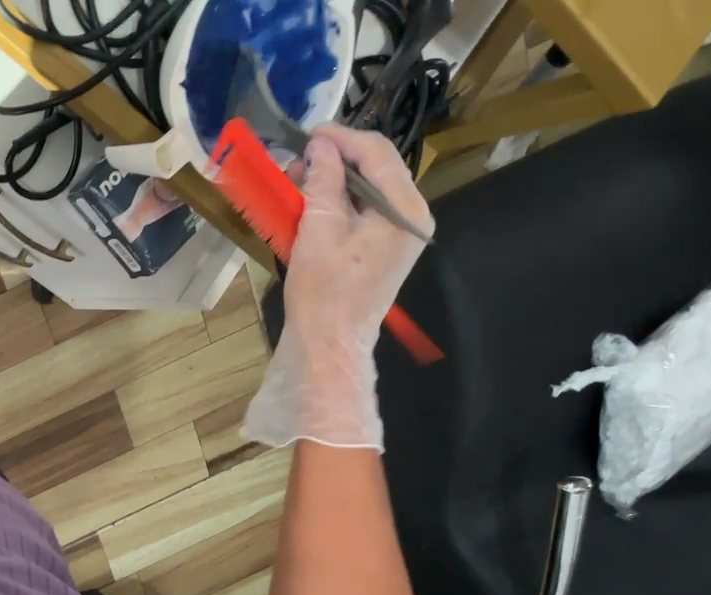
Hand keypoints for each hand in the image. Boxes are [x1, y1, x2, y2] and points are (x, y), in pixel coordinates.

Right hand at [241, 125, 433, 450]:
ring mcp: (403, 236)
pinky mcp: (387, 251)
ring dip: (335, 183)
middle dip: (337, 161)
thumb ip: (323, 182)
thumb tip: (322, 146)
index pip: (377, 154)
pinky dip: (340, 205)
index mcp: (405, 210)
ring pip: (370, 191)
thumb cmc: (323, 293)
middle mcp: (413, 217)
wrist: (329, 345)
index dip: (342, 138)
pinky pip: (366, 214)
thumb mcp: (318, 231)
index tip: (308, 133)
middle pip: (377, 170)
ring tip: (299, 185)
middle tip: (297, 164)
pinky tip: (313, 208)